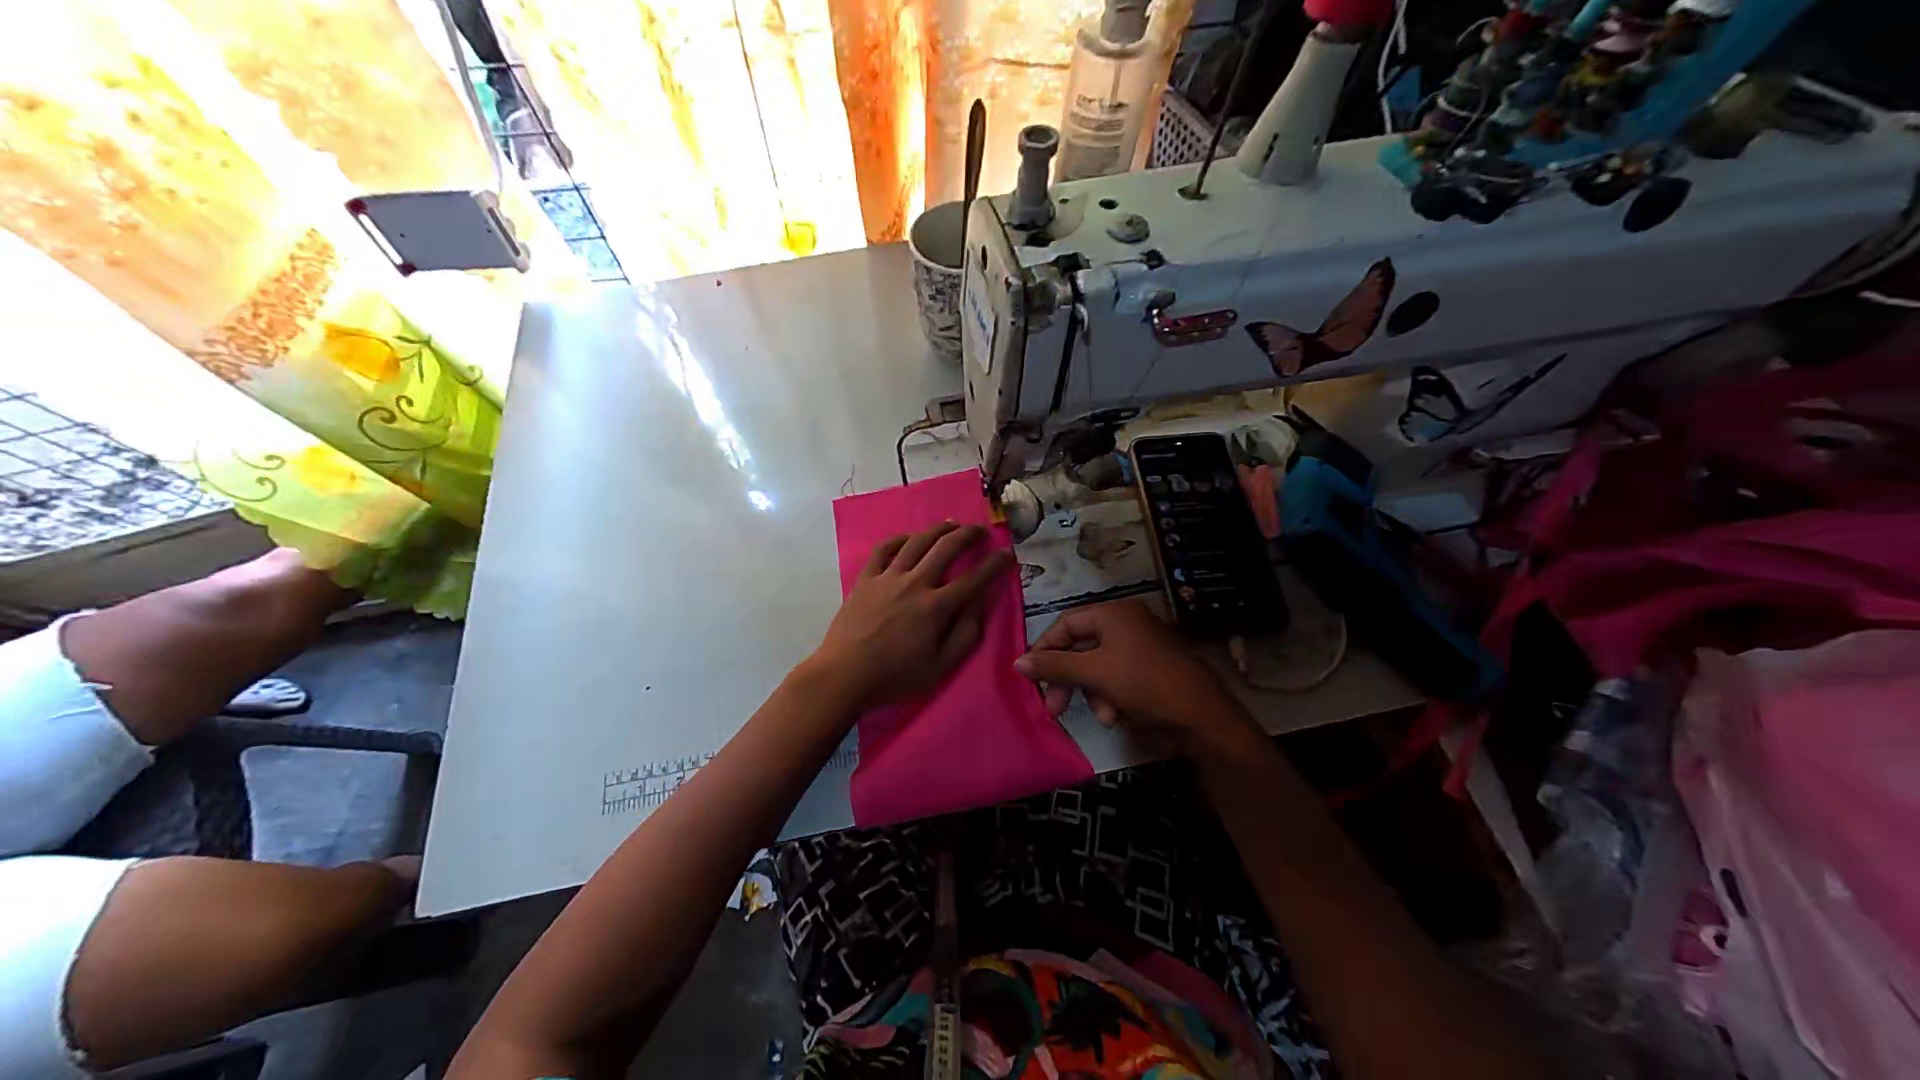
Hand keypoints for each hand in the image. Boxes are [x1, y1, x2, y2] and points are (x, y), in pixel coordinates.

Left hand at [807, 522, 1012, 709]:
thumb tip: (979, 603)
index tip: (1007, 554)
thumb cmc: (895, 677)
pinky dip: (900, 539)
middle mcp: (915, 584)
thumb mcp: (940, 667)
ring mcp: (887, 578)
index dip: (995, 563)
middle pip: (947, 548)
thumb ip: (965, 634)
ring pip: (917, 541)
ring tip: (952, 525)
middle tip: (981, 530)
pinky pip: (884, 549)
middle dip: (969, 534)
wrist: (844, 676)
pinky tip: (910, 538)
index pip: (974, 578)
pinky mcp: (866, 578)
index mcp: (936, 608)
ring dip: (939, 529)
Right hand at [1014, 601, 1260, 757]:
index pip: (1065, 624)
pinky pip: (1116, 678)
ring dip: (1093, 694)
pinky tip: (1118, 716)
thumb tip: (1017, 662)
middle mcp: (1125, 623)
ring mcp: (1139, 646)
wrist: (1201, 714)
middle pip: (1080, 648)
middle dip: (1068, 679)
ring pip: (1097, 668)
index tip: (1030, 676)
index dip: (1045, 650)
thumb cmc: (1144, 682)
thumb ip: (1054, 666)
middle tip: (1053, 707)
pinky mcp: (1148, 669)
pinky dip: (1111, 696)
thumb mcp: (1094, 673)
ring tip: (1105, 716)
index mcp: (1112, 613)